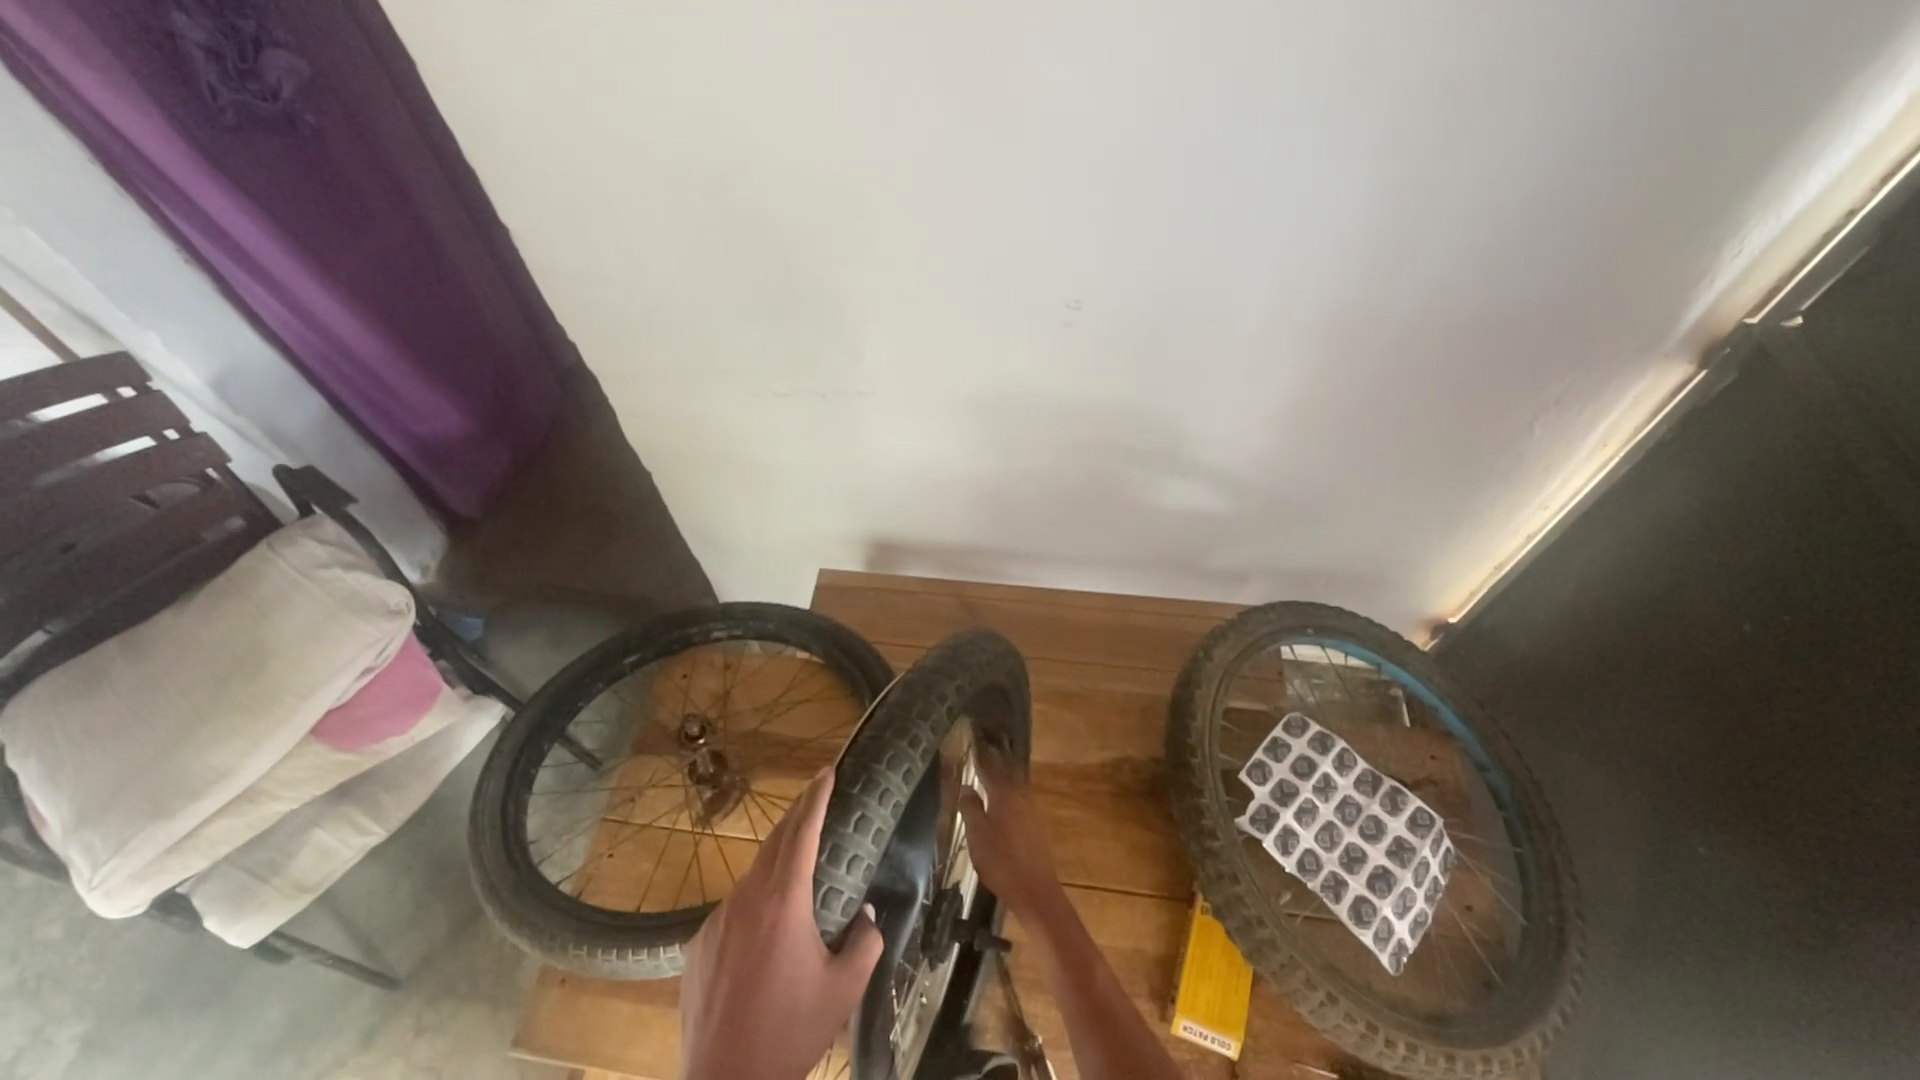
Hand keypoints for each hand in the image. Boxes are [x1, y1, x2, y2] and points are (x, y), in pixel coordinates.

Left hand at [679, 769, 883, 1079]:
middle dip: (797, 815)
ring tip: (800, 871)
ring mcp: (715, 922)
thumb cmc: (792, 1030)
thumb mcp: (845, 988)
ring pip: (752, 878)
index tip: (827, 771)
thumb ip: (866, 942)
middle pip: (774, 843)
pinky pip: (732, 912)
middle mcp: (744, 900)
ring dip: (777, 864)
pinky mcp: (697, 946)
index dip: (816, 798)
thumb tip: (867, 916)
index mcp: (783, 902)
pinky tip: (767, 936)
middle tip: (817, 796)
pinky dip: (755, 905)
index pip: (802, 833)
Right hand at [958, 750, 1066, 920]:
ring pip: (1016, 783)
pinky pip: (1021, 797)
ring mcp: (1032, 810)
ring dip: (1005, 772)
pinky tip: (1005, 796)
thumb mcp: (977, 835)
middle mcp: (1022, 796)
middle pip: (1007, 770)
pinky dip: (1011, 790)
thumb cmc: (1001, 862)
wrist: (1035, 891)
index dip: (981, 754)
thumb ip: (971, 808)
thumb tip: (967, 787)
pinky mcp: (1037, 825)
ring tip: (992, 766)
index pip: (990, 767)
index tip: (974, 739)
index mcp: (1005, 794)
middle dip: (996, 757)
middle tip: (984, 745)